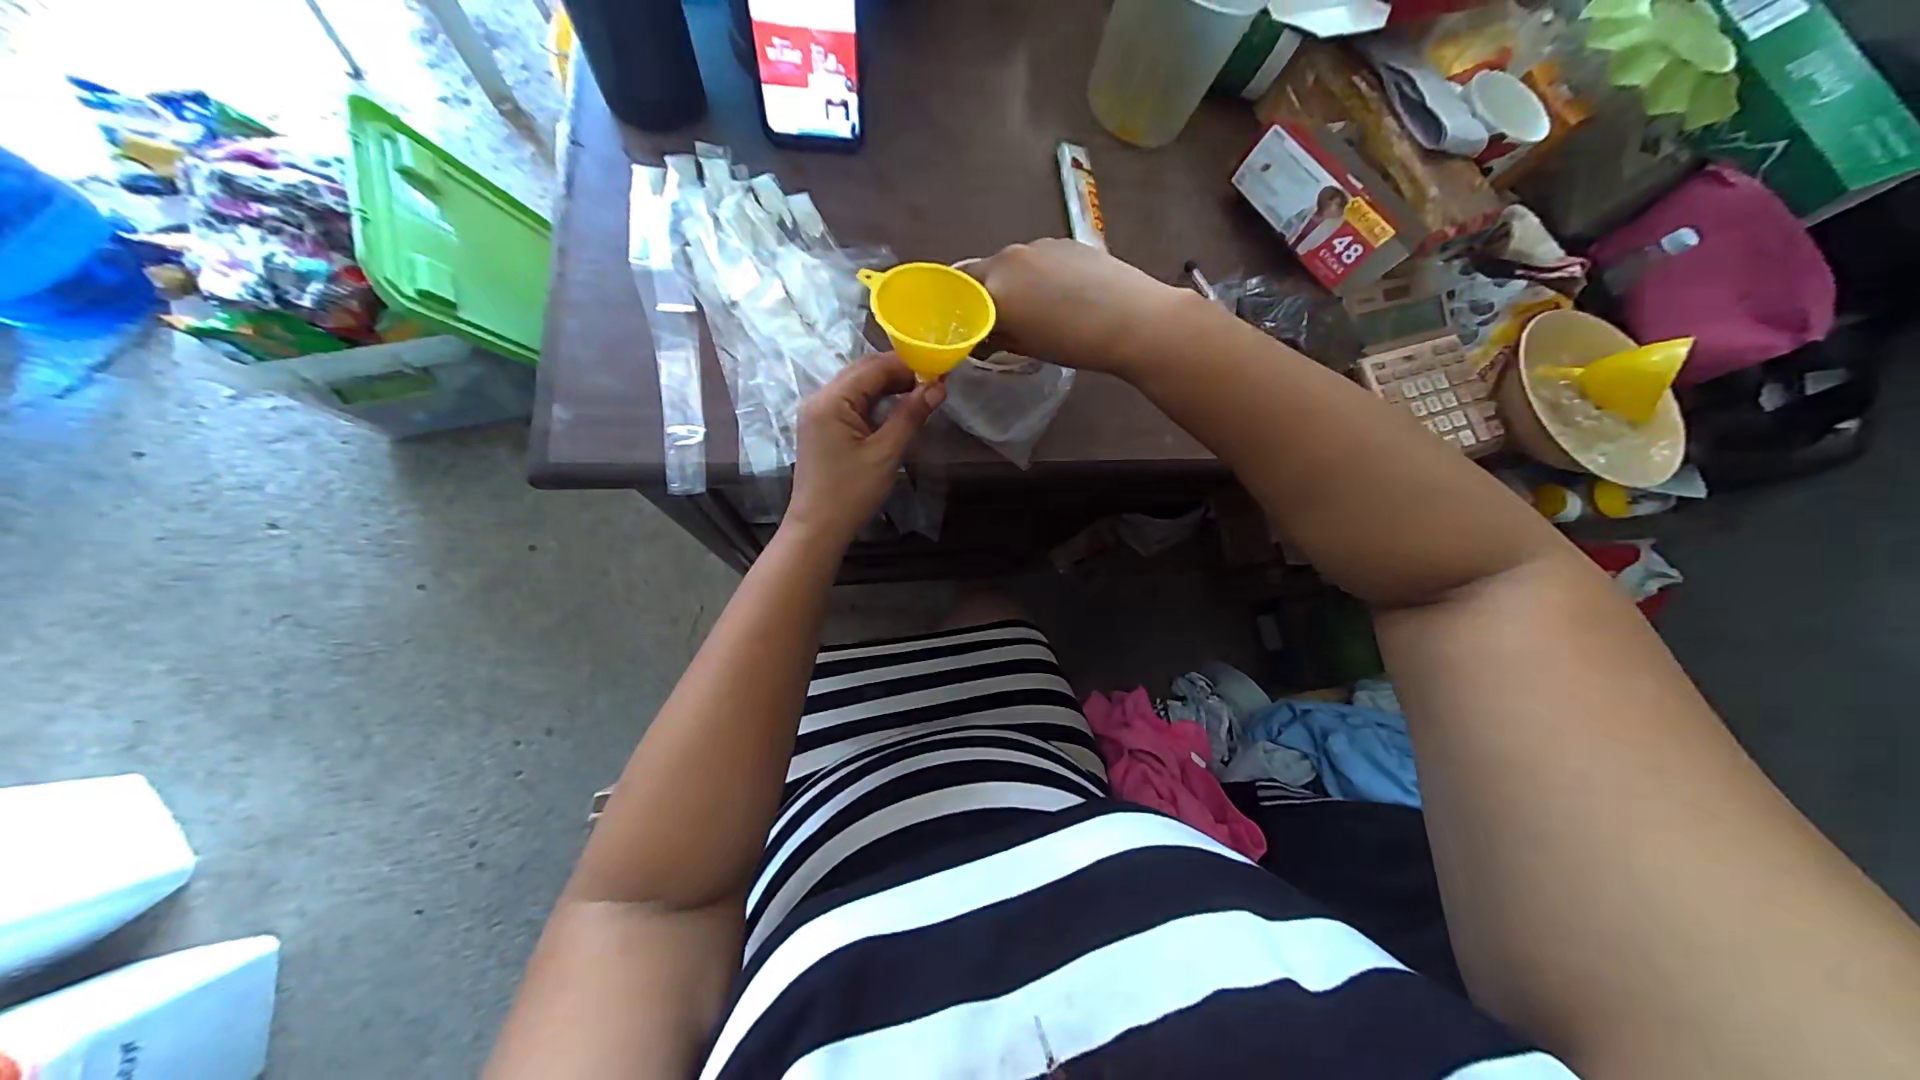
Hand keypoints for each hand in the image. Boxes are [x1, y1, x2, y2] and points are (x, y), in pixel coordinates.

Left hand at [785, 352, 944, 547]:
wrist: (818, 528)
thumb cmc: (851, 493)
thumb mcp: (886, 453)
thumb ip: (911, 415)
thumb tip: (938, 386)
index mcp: (831, 400)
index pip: (872, 367)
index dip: (907, 365)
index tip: (938, 371)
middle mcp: (819, 398)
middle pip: (863, 372)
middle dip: (898, 373)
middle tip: (932, 383)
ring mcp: (818, 412)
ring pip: (857, 386)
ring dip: (888, 387)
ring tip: (920, 395)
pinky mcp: (821, 427)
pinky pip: (851, 403)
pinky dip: (875, 402)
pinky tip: (896, 410)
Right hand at [962, 239, 1190, 374]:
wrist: (1133, 320)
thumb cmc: (1073, 342)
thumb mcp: (1026, 347)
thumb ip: (995, 336)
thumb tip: (980, 337)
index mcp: (994, 285)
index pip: (957, 286)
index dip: (956, 304)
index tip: (963, 323)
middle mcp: (1011, 256)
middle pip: (985, 271)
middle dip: (985, 293)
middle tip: (998, 319)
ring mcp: (1040, 245)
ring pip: (1014, 264)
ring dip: (1014, 282)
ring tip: (1036, 309)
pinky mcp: (1067, 241)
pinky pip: (1040, 258)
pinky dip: (1039, 274)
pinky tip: (1062, 295)